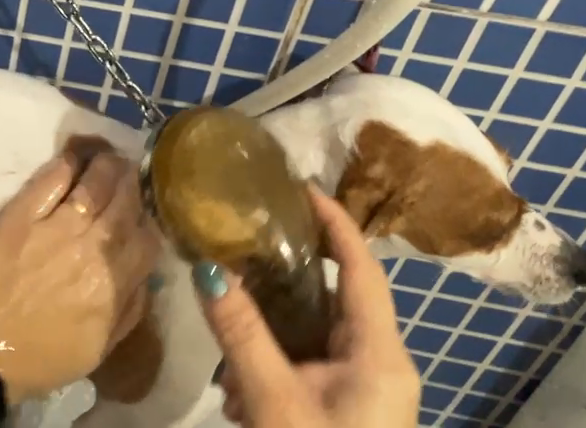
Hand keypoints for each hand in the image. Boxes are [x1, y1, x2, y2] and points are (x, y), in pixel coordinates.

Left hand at [0, 149, 163, 402]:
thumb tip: (147, 277)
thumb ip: (129, 311)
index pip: (147, 240)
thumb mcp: (99, 349)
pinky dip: (66, 163)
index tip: (143, 213)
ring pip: (94, 183)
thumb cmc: (40, 357)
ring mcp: (56, 227)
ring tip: (107, 156)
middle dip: (132, 182)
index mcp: (113, 285)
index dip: (149, 221)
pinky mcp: (21, 214)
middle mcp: (92, 249)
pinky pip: (51, 179)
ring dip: (106, 165)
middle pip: (125, 202)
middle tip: (130, 171)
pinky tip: (73, 156)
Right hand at [196, 188, 419, 426]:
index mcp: (380, 354)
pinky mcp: (345, 411)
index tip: (294, 181)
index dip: (332, 218)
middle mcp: (380, 364)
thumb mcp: (274, 401)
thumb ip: (239, 332)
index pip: (361, 266)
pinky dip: (272, 358)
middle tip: (243, 235)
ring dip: (271, 323)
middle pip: (336, 292)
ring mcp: (364, 391)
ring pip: (315, 330)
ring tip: (229, 320)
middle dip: (286, 269)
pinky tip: (239, 386)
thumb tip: (205, 265)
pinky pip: (308, 362)